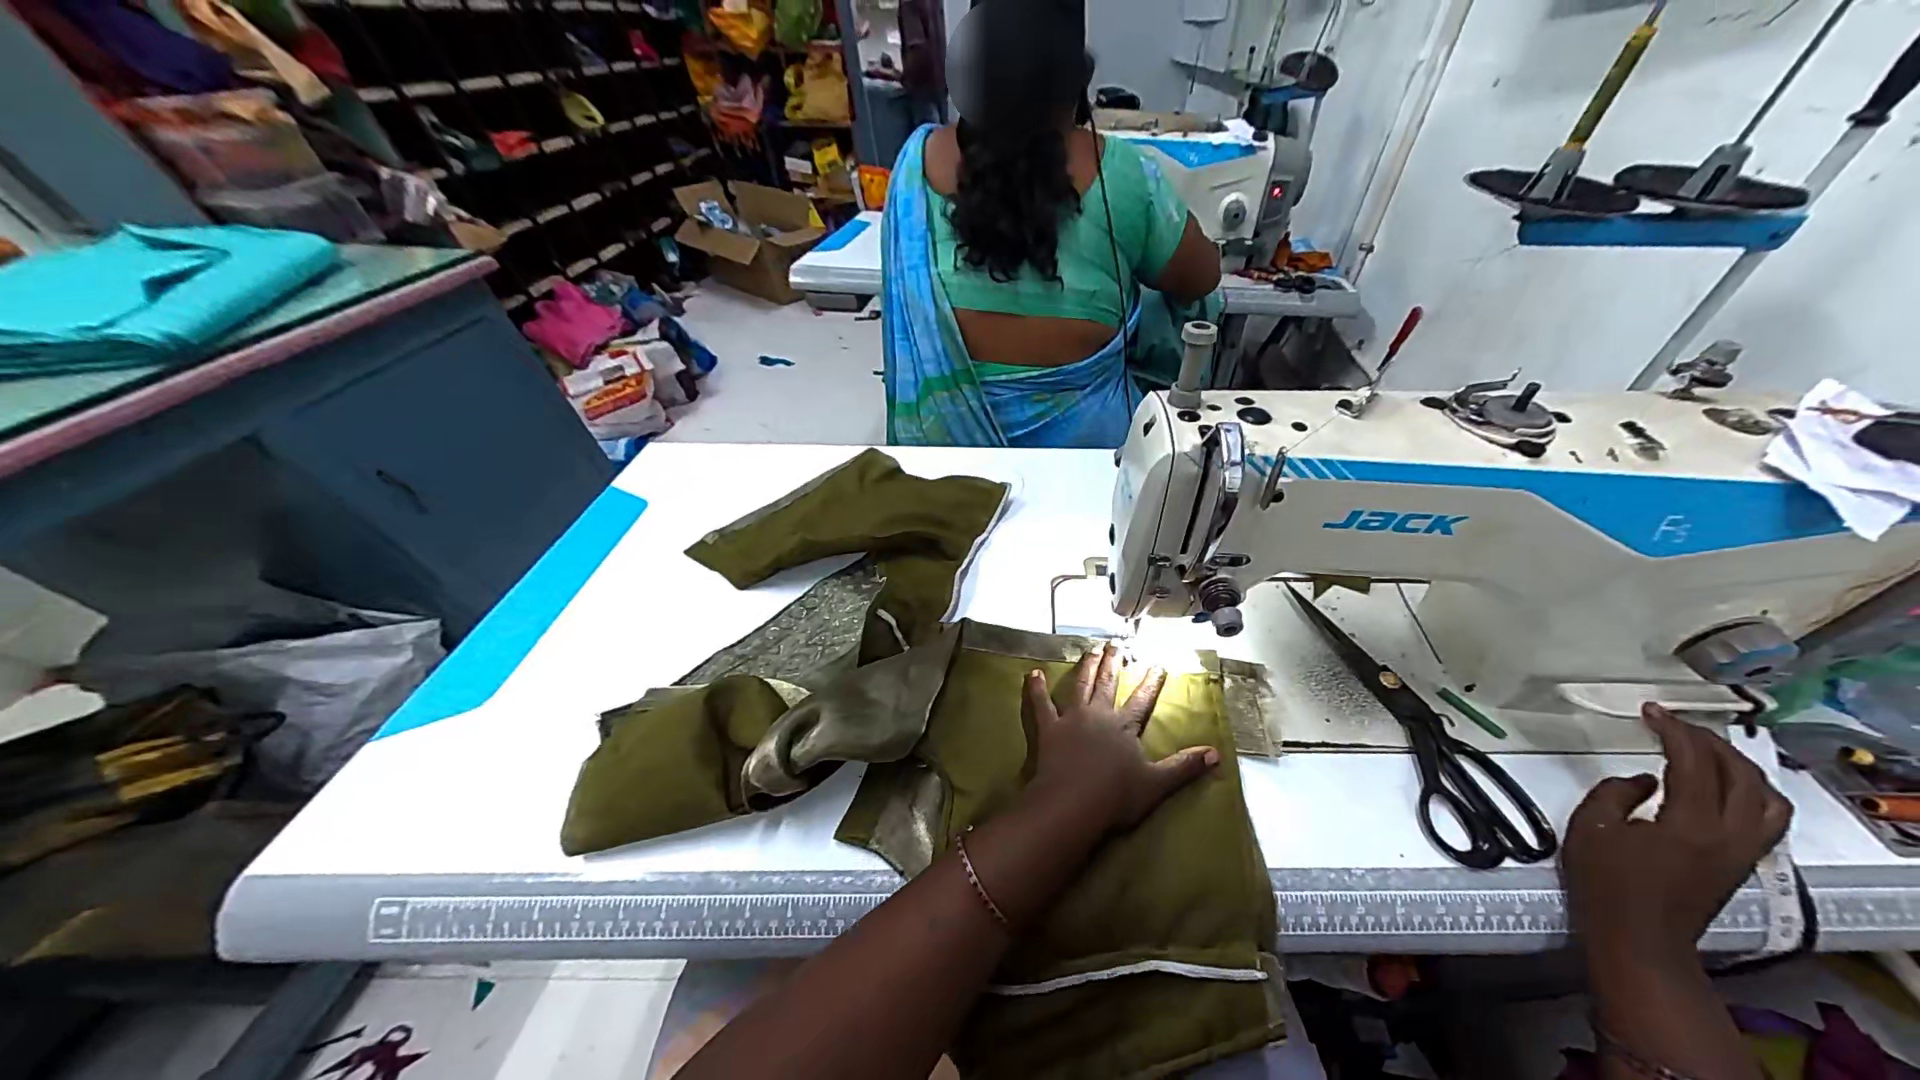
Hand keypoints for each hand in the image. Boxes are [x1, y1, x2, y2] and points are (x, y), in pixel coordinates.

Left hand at [1022, 642, 1220, 831]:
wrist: (1073, 803)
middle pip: (1108, 684)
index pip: (1142, 699)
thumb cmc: (1116, 795)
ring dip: (1086, 667)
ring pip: (1080, 686)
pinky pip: (1040, 704)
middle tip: (1116, 644)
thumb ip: (1184, 766)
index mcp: (1125, 726)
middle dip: (1114, 663)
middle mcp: (1099, 714)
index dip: (1151, 681)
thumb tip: (1215, 754)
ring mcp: (1072, 718)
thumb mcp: (1157, 783)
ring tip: (1090, 651)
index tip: (1157, 663)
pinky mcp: (1048, 728)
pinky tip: (1033, 674)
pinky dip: (1035, 688)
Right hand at [1561, 703, 1792, 965]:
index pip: (1694, 764)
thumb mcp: (1590, 827)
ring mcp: (1742, 851)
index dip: (1674, 732)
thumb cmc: (1605, 881)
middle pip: (1741, 777)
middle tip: (1676, 724)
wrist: (1638, 936)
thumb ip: (1615, 793)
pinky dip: (1751, 792)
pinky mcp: (1742, 861)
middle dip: (1710, 743)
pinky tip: (1724, 786)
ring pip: (1768, 799)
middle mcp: (1729, 835)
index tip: (1652, 712)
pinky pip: (1766, 818)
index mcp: (1690, 824)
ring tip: (1708, 750)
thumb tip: (1642, 780)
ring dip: (1741, 767)